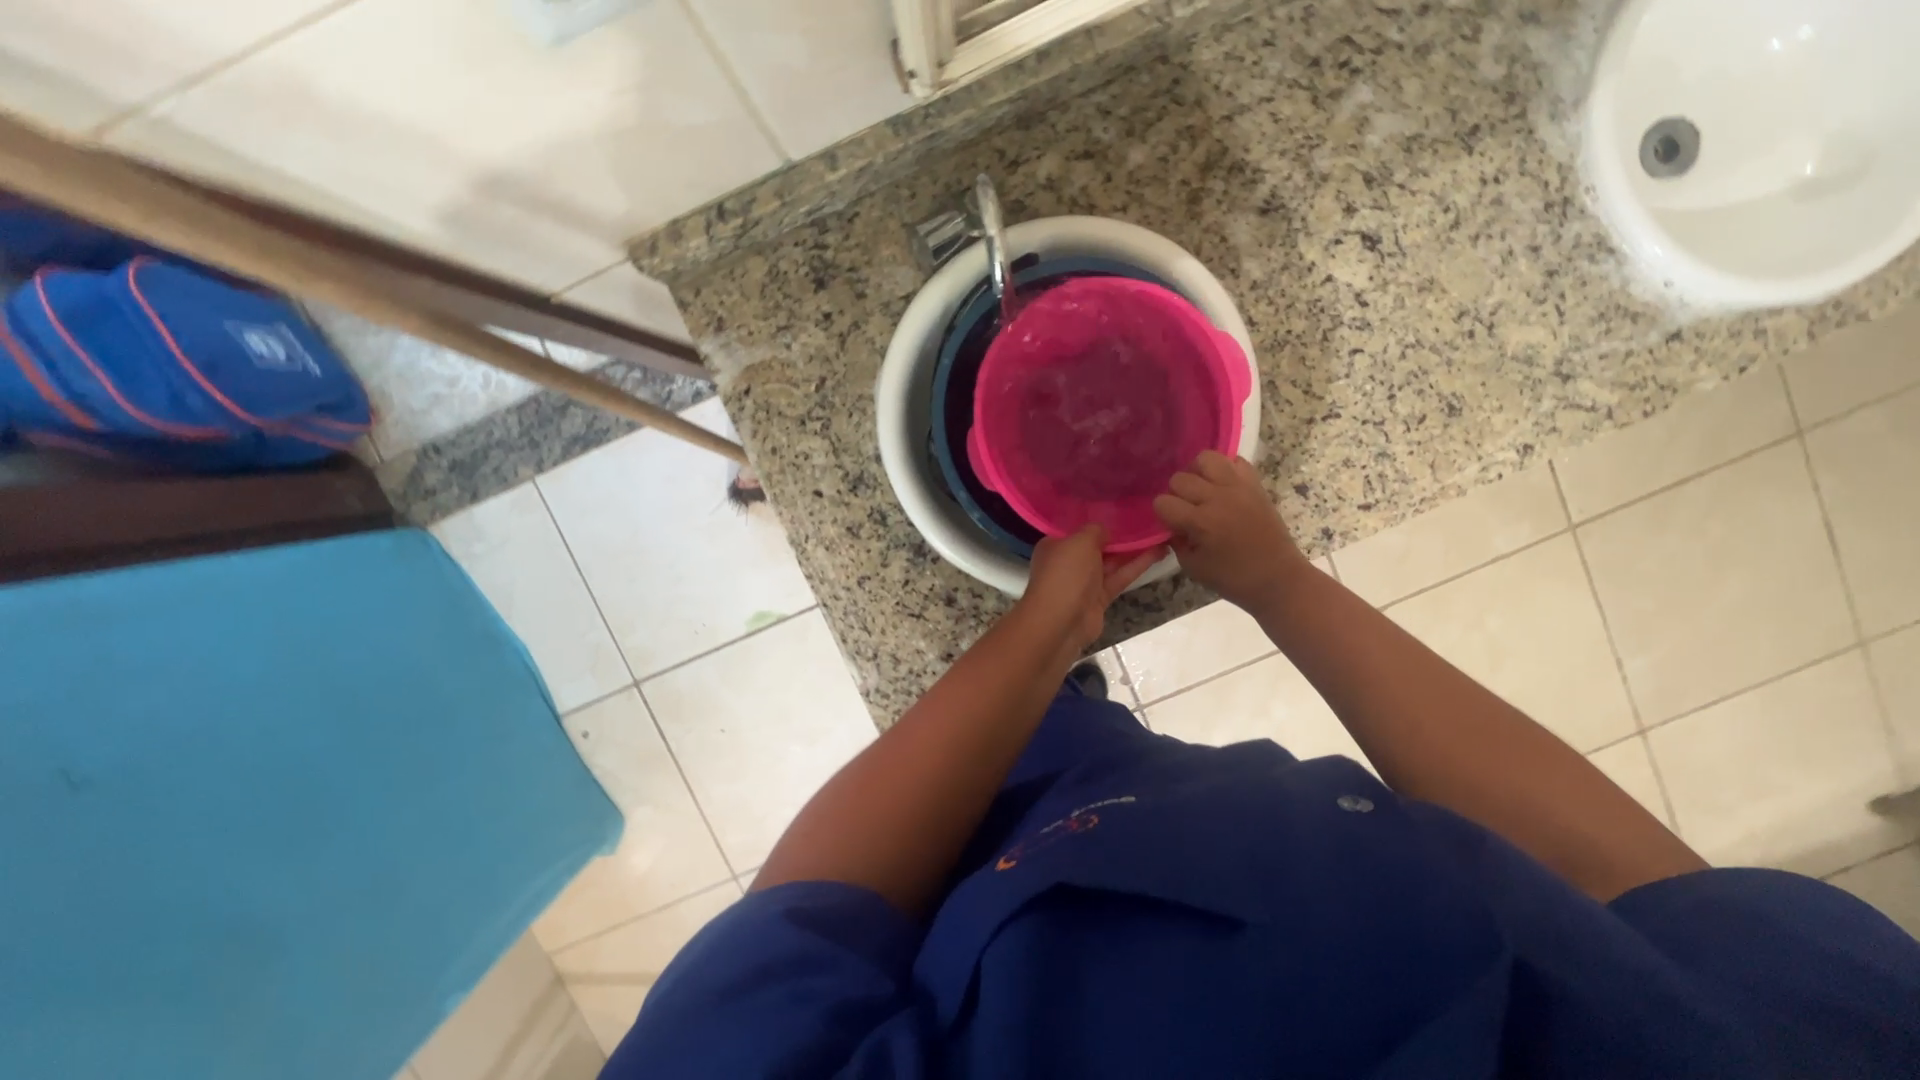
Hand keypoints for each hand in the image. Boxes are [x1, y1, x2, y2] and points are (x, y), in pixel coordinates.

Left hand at [1013, 525, 1164, 660]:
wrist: (1061, 622)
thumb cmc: (1066, 573)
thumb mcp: (1080, 541)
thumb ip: (1096, 531)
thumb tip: (1106, 529)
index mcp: (1055, 545)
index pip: (1078, 530)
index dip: (1099, 520)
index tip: (1122, 510)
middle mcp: (1068, 563)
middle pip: (1097, 546)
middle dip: (1120, 536)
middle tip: (1148, 520)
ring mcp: (1084, 582)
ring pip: (1112, 562)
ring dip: (1134, 550)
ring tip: (1159, 534)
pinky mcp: (1099, 599)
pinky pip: (1119, 577)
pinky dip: (1137, 566)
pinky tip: (1158, 552)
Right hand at [1153, 451, 1308, 610]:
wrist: (1278, 578)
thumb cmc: (1233, 579)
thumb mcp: (1193, 567)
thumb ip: (1176, 541)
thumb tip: (1172, 524)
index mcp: (1201, 522)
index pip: (1163, 502)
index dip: (1163, 514)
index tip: (1172, 525)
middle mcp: (1218, 498)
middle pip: (1181, 478)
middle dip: (1177, 495)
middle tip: (1187, 511)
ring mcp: (1239, 487)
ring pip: (1206, 458)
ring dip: (1198, 473)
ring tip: (1203, 490)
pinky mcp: (1255, 484)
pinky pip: (1235, 461)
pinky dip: (1225, 470)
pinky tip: (1224, 487)